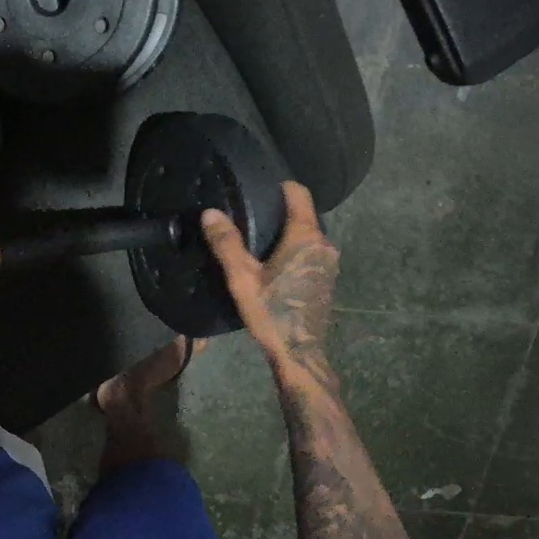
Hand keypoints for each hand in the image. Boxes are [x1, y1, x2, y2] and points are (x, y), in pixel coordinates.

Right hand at [201, 181, 338, 374]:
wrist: (298, 352)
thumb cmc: (271, 312)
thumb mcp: (242, 278)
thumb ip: (227, 244)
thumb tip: (210, 213)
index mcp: (305, 236)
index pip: (299, 194)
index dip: (281, 186)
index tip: (259, 187)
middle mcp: (324, 244)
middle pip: (303, 215)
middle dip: (280, 212)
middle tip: (250, 214)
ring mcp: (328, 263)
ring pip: (307, 236)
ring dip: (287, 234)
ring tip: (258, 239)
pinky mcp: (326, 280)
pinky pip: (310, 253)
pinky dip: (294, 251)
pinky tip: (273, 264)